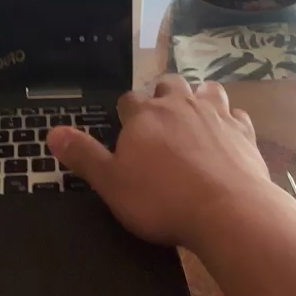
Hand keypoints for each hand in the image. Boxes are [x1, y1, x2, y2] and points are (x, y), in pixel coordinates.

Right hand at [47, 75, 290, 248]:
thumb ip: (83, 156)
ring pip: (206, 89)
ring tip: (194, 116)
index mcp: (144, 115)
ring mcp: (215, 114)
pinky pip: (236, 114)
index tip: (125, 127)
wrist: (227, 211)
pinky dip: (230, 121)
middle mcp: (179, 104)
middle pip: (168, 84)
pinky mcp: (243, 130)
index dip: (125, 112)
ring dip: (199, 98)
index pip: (128, 99)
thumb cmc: (161, 200)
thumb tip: (52, 132)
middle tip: (160, 118)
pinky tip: (226, 136)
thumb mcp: (111, 184)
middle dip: (162, 94)